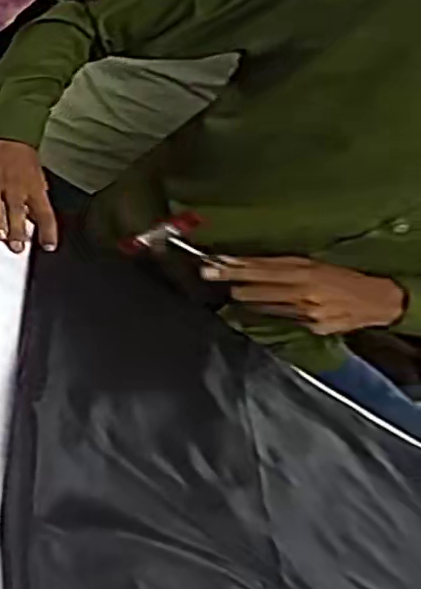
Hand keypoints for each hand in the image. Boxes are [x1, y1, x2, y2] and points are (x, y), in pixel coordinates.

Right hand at [0, 139, 58, 252]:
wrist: (8, 137)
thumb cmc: (22, 159)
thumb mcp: (38, 180)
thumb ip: (35, 199)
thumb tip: (34, 219)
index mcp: (33, 189)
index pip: (44, 215)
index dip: (48, 232)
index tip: (48, 246)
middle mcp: (13, 187)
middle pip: (18, 214)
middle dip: (18, 233)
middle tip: (16, 246)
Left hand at [203, 257, 408, 334]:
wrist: (382, 302)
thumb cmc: (338, 277)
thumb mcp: (304, 263)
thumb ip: (263, 262)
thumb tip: (226, 259)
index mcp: (301, 276)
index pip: (252, 274)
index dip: (226, 272)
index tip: (205, 270)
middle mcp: (303, 296)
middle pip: (247, 294)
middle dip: (237, 288)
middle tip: (237, 284)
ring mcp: (308, 314)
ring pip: (258, 308)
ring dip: (256, 301)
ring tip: (270, 295)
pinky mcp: (313, 328)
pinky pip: (279, 320)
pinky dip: (276, 313)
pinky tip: (288, 307)